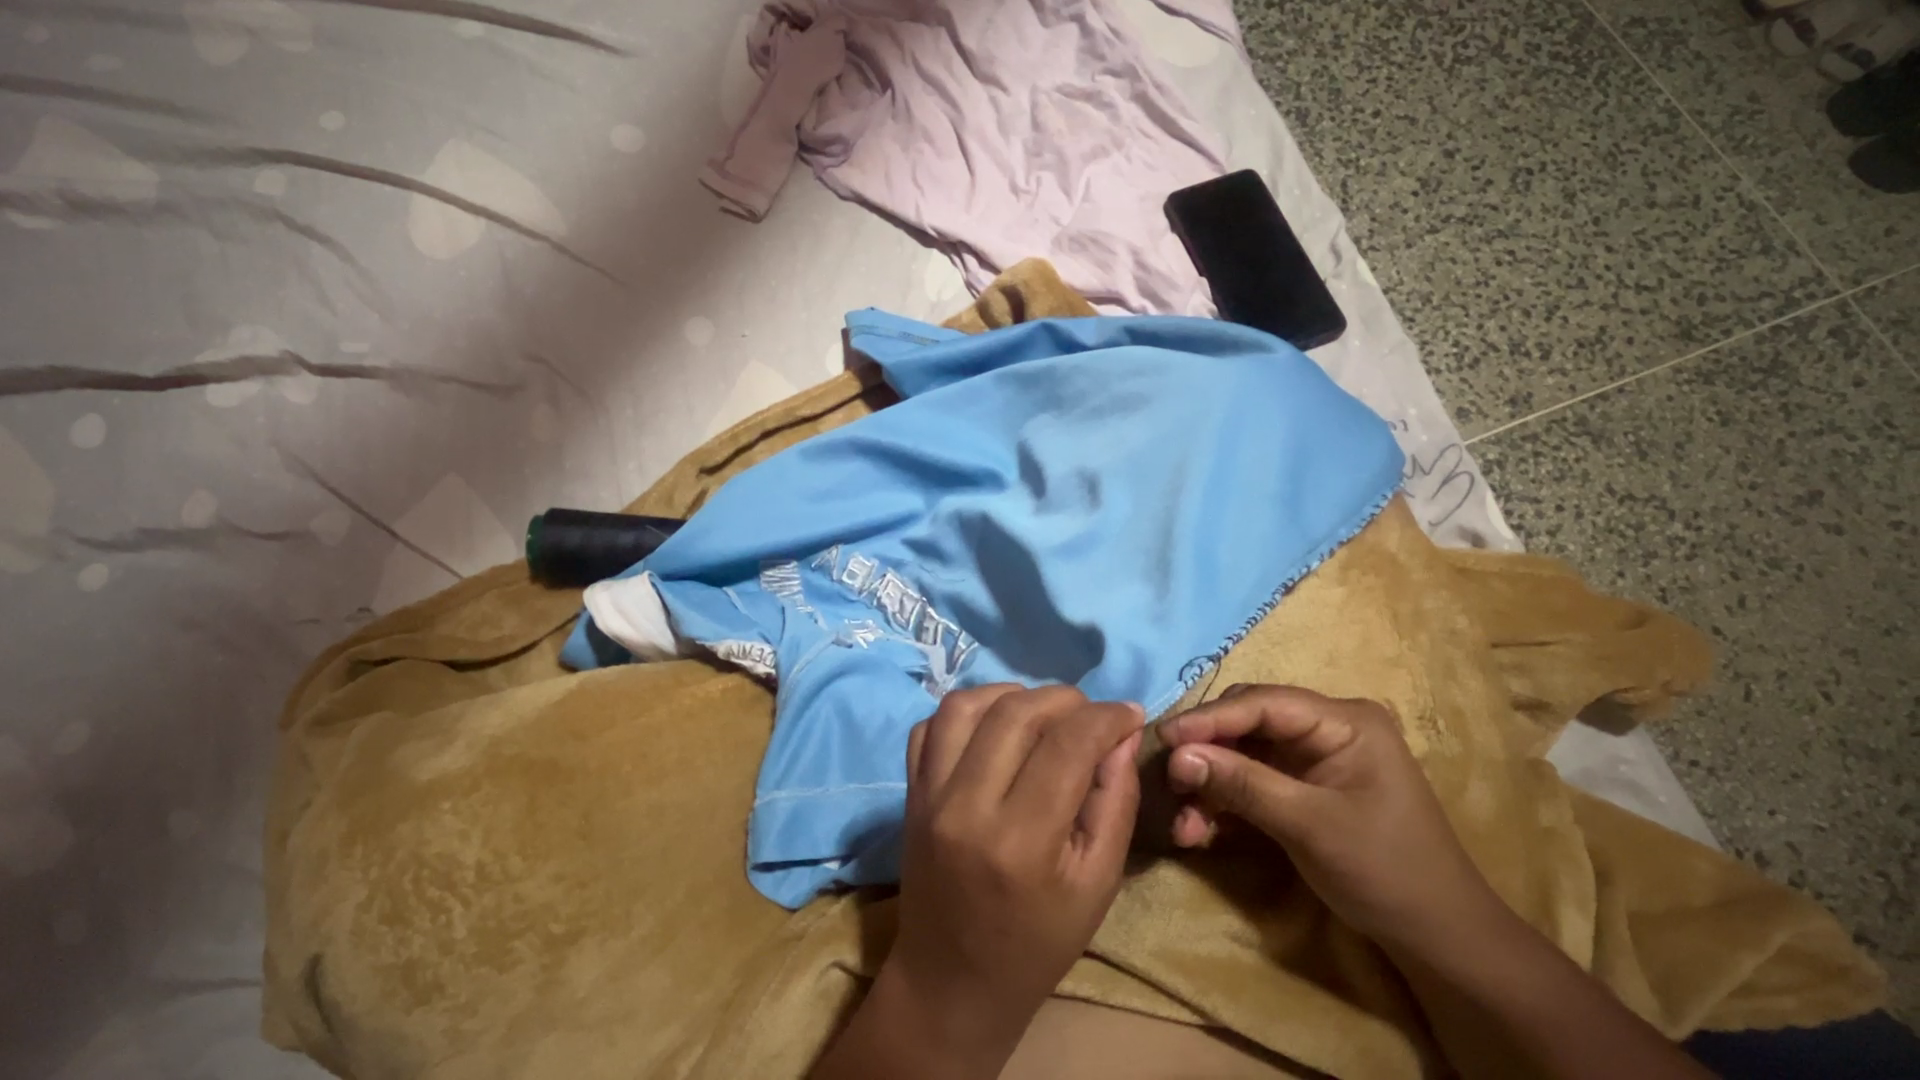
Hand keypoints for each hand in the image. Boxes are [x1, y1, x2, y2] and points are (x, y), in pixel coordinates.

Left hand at [885, 684, 1142, 1061]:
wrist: (951, 983)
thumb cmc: (1037, 944)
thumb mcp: (1098, 883)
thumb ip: (1115, 801)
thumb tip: (1123, 732)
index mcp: (1022, 841)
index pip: (1068, 743)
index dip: (1108, 717)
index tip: (1131, 715)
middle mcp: (966, 807)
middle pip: (1017, 712)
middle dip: (1067, 700)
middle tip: (1092, 716)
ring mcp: (928, 797)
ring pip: (966, 705)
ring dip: (1013, 695)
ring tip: (1044, 714)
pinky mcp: (908, 794)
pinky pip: (929, 726)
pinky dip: (966, 713)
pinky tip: (995, 729)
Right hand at [1157, 684, 1499, 953]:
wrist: (1435, 935)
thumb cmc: (1384, 869)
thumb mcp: (1310, 825)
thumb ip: (1242, 784)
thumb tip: (1177, 755)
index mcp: (1344, 721)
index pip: (1263, 703)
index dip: (1209, 718)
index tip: (1162, 738)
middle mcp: (1327, 729)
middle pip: (1247, 723)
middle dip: (1205, 753)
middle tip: (1168, 780)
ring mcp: (1314, 760)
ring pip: (1242, 755)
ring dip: (1210, 786)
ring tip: (1182, 825)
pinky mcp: (1303, 790)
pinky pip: (1251, 783)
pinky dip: (1224, 805)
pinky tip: (1199, 831)